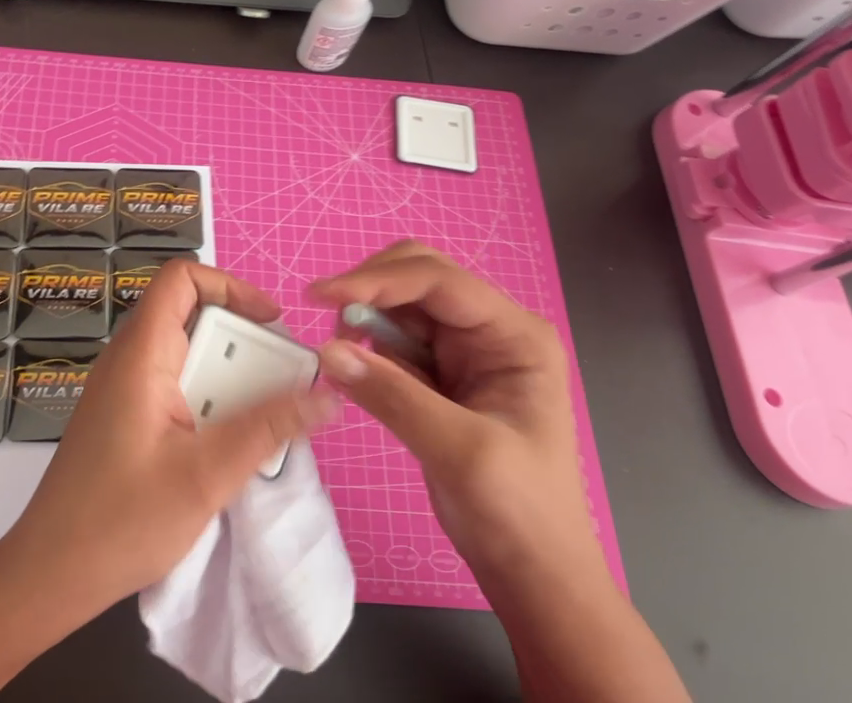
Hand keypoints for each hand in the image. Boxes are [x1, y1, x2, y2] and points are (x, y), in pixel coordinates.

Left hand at [2, 259, 337, 611]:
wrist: (53, 572)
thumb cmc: (122, 520)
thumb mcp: (207, 475)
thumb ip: (268, 429)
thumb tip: (326, 397)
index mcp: (141, 355)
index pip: (181, 278)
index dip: (231, 285)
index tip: (271, 324)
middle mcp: (130, 361)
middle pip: (193, 318)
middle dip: (244, 344)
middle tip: (281, 385)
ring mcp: (125, 390)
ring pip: (189, 357)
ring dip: (231, 381)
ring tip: (262, 422)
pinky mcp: (127, 418)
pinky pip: (177, 389)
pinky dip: (210, 404)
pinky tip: (228, 446)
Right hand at [310, 241, 601, 584]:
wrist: (534, 572)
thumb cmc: (519, 512)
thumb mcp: (458, 450)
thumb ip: (393, 395)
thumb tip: (327, 351)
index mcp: (514, 335)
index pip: (438, 281)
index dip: (376, 280)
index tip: (318, 297)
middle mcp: (490, 332)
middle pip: (419, 280)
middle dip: (370, 291)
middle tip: (326, 321)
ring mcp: (465, 355)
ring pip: (400, 309)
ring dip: (365, 320)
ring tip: (338, 353)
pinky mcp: (440, 379)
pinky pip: (393, 346)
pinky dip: (366, 350)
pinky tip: (351, 370)